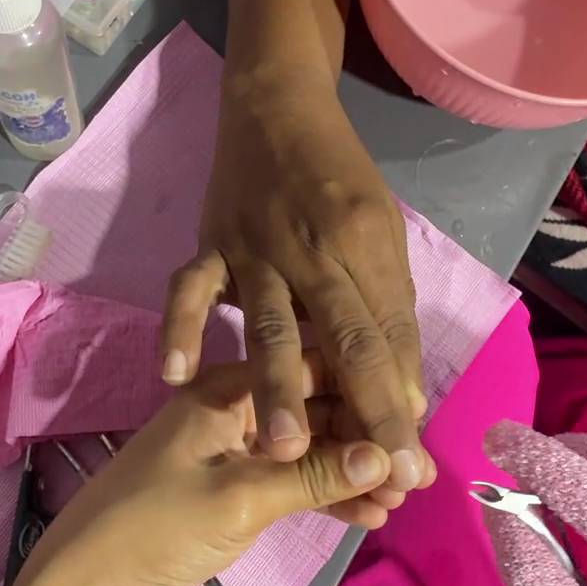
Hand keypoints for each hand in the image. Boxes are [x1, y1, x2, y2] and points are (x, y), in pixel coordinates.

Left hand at [23, 361, 397, 585]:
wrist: (94, 584)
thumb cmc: (159, 523)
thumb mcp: (241, 497)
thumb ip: (314, 476)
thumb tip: (386, 457)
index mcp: (231, 387)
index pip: (314, 372)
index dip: (365, 397)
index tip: (411, 429)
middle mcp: (241, 408)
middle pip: (318, 413)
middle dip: (367, 443)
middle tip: (415, 478)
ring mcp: (241, 449)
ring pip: (311, 451)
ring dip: (353, 474)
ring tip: (398, 503)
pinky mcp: (241, 487)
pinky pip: (295, 482)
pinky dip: (328, 497)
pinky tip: (367, 516)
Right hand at [162, 69, 432, 494]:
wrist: (277, 106)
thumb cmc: (338, 177)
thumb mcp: (381, 233)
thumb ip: (388, 308)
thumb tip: (402, 391)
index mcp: (366, 247)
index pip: (388, 337)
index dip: (401, 402)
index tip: (412, 467)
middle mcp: (315, 250)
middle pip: (343, 339)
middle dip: (363, 410)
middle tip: (376, 479)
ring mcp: (256, 247)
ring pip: (269, 324)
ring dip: (277, 385)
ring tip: (283, 451)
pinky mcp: (209, 243)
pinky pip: (189, 288)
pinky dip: (179, 327)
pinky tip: (174, 375)